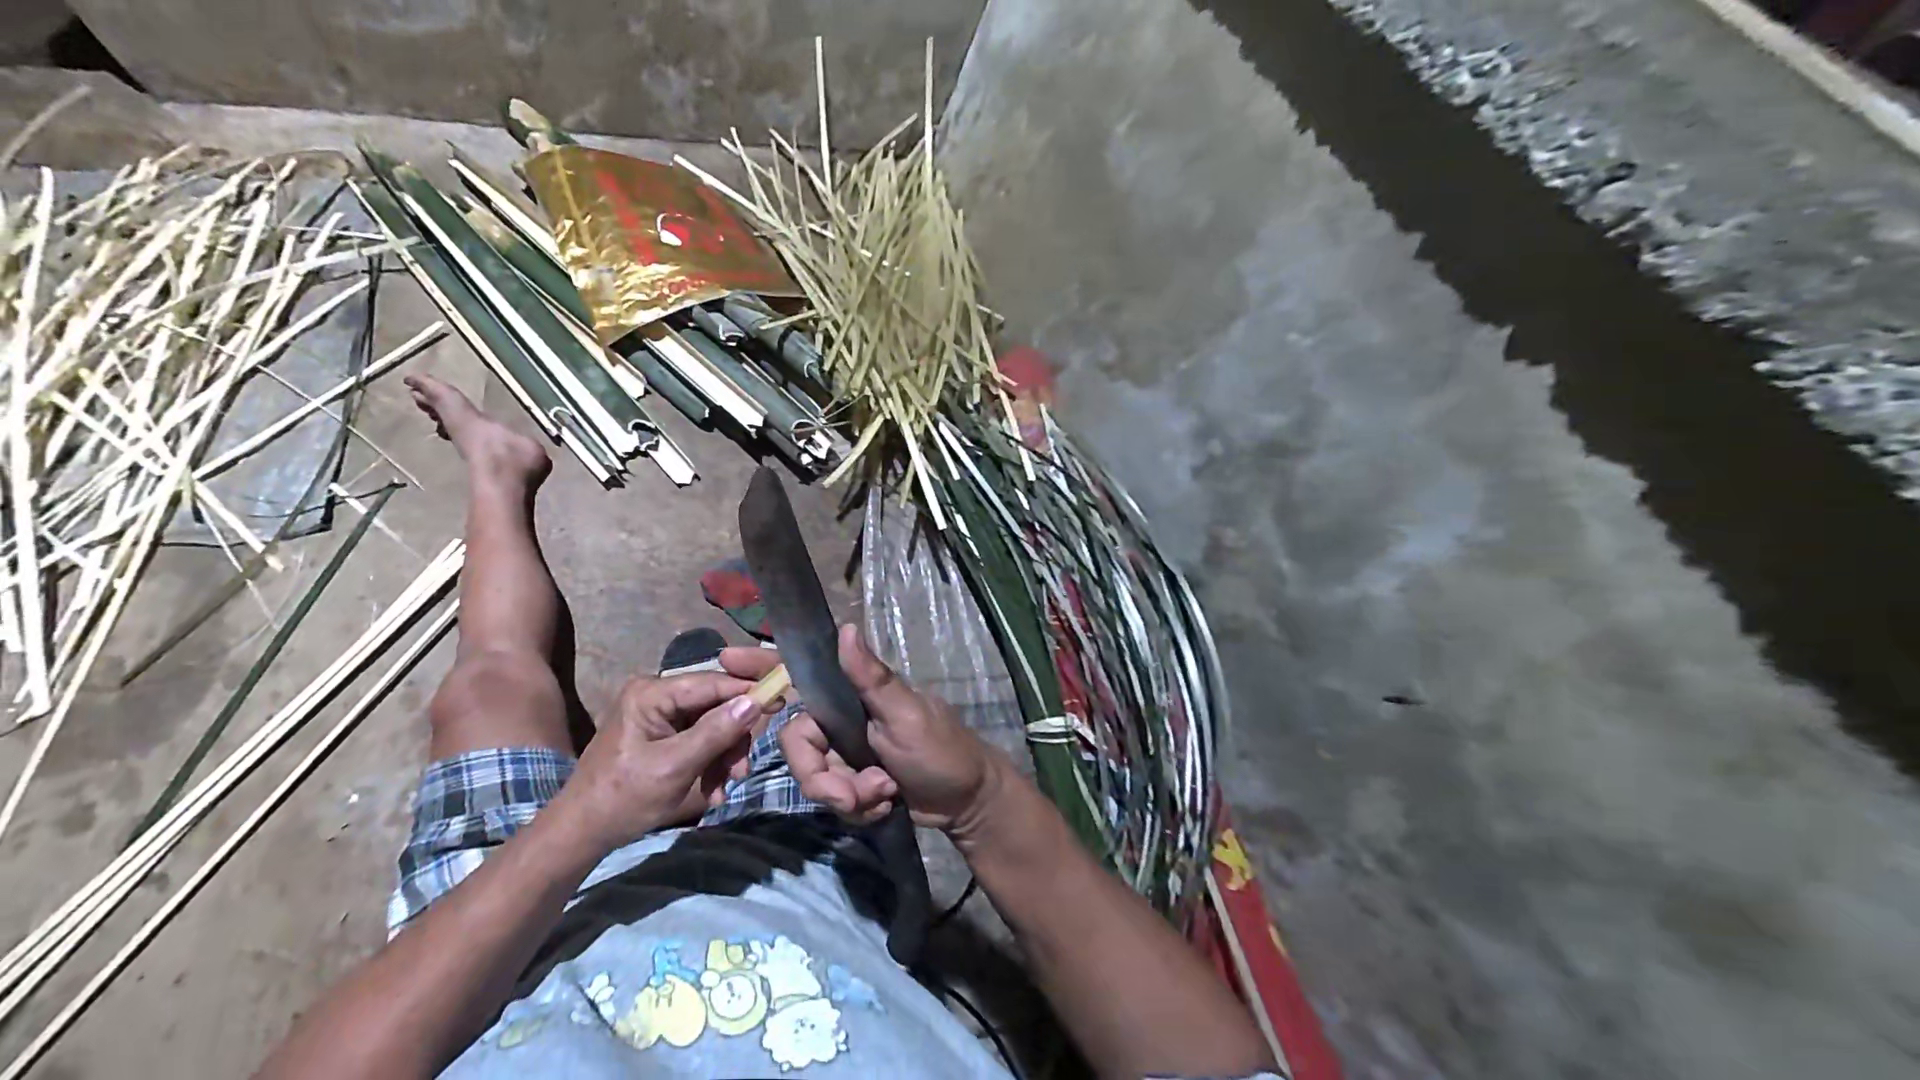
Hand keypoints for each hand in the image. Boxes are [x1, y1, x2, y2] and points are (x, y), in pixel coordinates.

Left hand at [555, 646, 781, 850]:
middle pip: (715, 705)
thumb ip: (716, 732)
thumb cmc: (624, 798)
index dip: (749, 692)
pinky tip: (711, 789)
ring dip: (723, 756)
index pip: (713, 683)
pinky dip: (710, 762)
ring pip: (712, 724)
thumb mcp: (675, 767)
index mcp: (652, 693)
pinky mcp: (661, 732)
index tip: (781, 702)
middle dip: (732, 739)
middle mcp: (657, 693)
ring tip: (722, 789)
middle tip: (740, 772)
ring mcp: (659, 713)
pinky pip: (699, 738)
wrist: (582, 833)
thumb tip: (756, 702)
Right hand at [778, 625, 1005, 839]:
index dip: (804, 755)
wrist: (968, 800)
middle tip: (863, 796)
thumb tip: (847, 627)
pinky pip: (841, 804)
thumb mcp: (906, 714)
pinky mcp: (860, 786)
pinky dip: (863, 810)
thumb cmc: (941, 750)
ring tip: (887, 795)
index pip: (800, 726)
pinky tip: (887, 806)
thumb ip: (872, 678)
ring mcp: (851, 760)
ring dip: (855, 800)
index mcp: (851, 703)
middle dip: (832, 787)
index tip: (826, 773)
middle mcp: (844, 729)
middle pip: (806, 762)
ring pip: (823, 787)